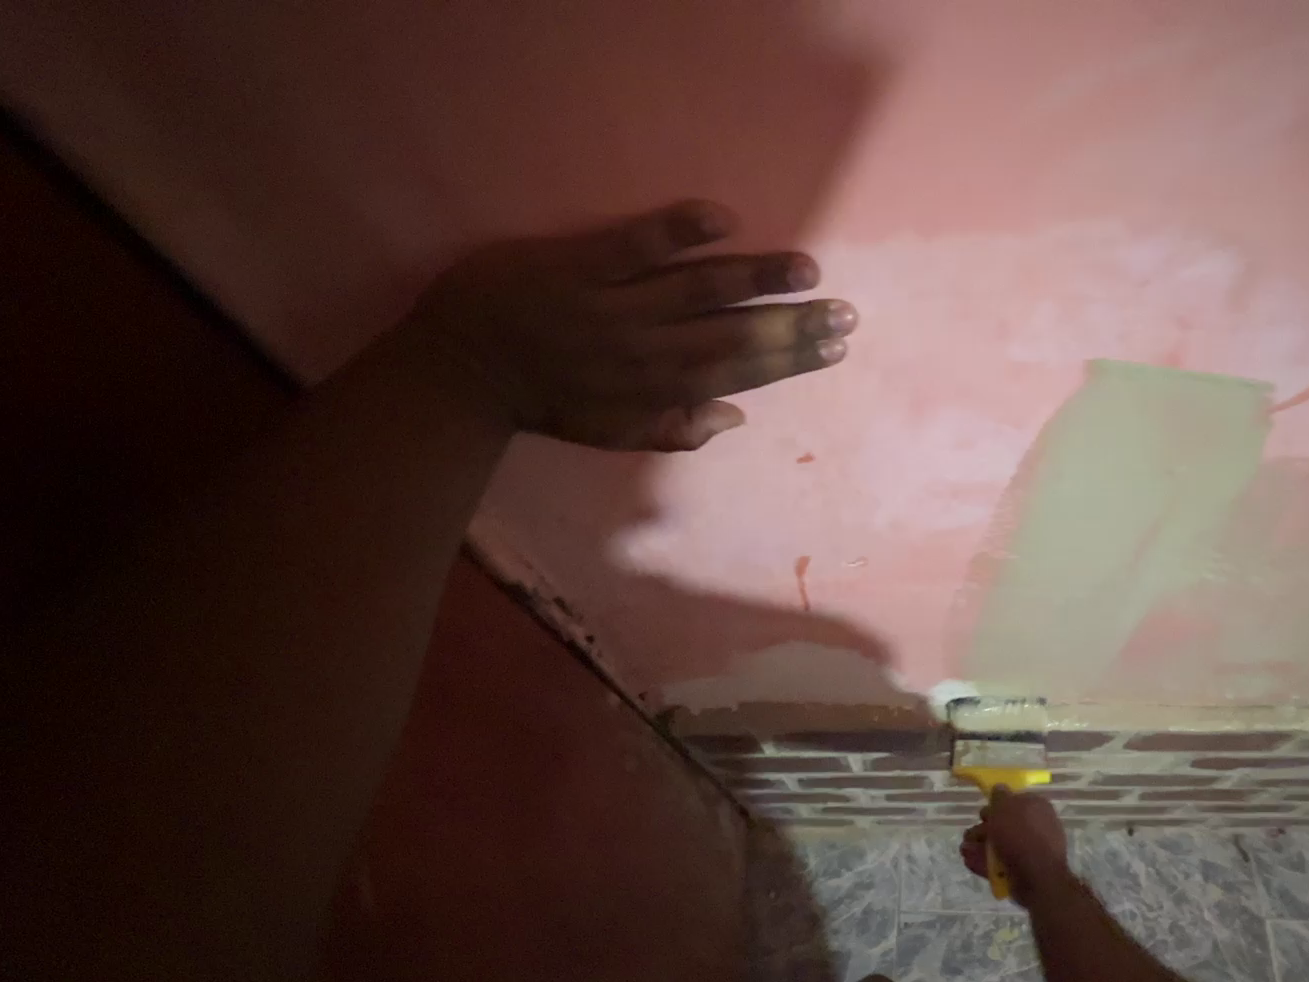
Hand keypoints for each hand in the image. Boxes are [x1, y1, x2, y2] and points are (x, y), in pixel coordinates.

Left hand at [405, 199, 855, 451]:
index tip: (836, 348)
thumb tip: (737, 418)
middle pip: (735, 336)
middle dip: (794, 326)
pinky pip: (634, 246)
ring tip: (806, 271)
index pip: (742, 374)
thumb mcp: (614, 434)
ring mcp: (616, 306)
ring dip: (756, 281)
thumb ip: (676, 430)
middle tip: (844, 313)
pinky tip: (723, 220)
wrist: (464, 373)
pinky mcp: (579, 266)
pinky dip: (678, 233)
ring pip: (698, 292)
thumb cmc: (547, 403)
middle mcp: (650, 351)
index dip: (793, 360)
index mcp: (661, 390)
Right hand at [961, 788, 1070, 906]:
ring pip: (1000, 844)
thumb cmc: (1020, 835)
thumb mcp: (1005, 807)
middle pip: (1004, 824)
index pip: (1015, 801)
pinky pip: (1001, 863)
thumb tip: (999, 788)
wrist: (1038, 878)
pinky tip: (969, 861)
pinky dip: (985, 862)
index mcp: (1037, 807)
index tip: (984, 812)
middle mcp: (1036, 827)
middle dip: (983, 829)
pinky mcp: (1023, 871)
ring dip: (979, 846)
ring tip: (964, 849)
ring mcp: (1030, 851)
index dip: (997, 805)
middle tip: (970, 834)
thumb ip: (999, 796)